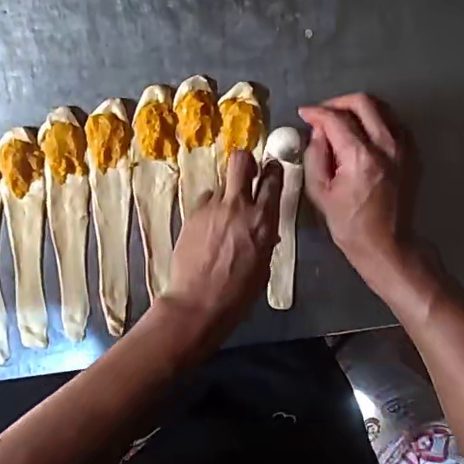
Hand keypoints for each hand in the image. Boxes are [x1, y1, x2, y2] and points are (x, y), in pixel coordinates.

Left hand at [156, 150, 282, 347]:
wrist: (199, 302)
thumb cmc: (238, 292)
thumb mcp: (262, 266)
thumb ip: (264, 241)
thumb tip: (265, 233)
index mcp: (263, 220)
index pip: (272, 179)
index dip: (272, 171)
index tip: (270, 170)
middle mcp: (239, 206)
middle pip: (241, 161)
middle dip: (245, 162)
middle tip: (246, 173)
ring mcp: (212, 208)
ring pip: (220, 185)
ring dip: (224, 196)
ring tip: (221, 217)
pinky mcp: (191, 215)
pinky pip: (203, 202)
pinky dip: (207, 211)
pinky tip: (205, 229)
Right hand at [298, 93, 424, 292]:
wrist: (387, 243)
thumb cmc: (349, 224)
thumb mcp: (319, 193)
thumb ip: (315, 156)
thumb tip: (318, 132)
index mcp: (361, 157)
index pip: (336, 119)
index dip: (316, 112)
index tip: (305, 114)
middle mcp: (387, 146)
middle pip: (363, 102)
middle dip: (338, 102)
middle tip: (323, 113)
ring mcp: (405, 148)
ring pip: (383, 108)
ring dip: (359, 109)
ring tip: (342, 121)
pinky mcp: (413, 154)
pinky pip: (394, 123)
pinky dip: (377, 121)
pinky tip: (363, 134)